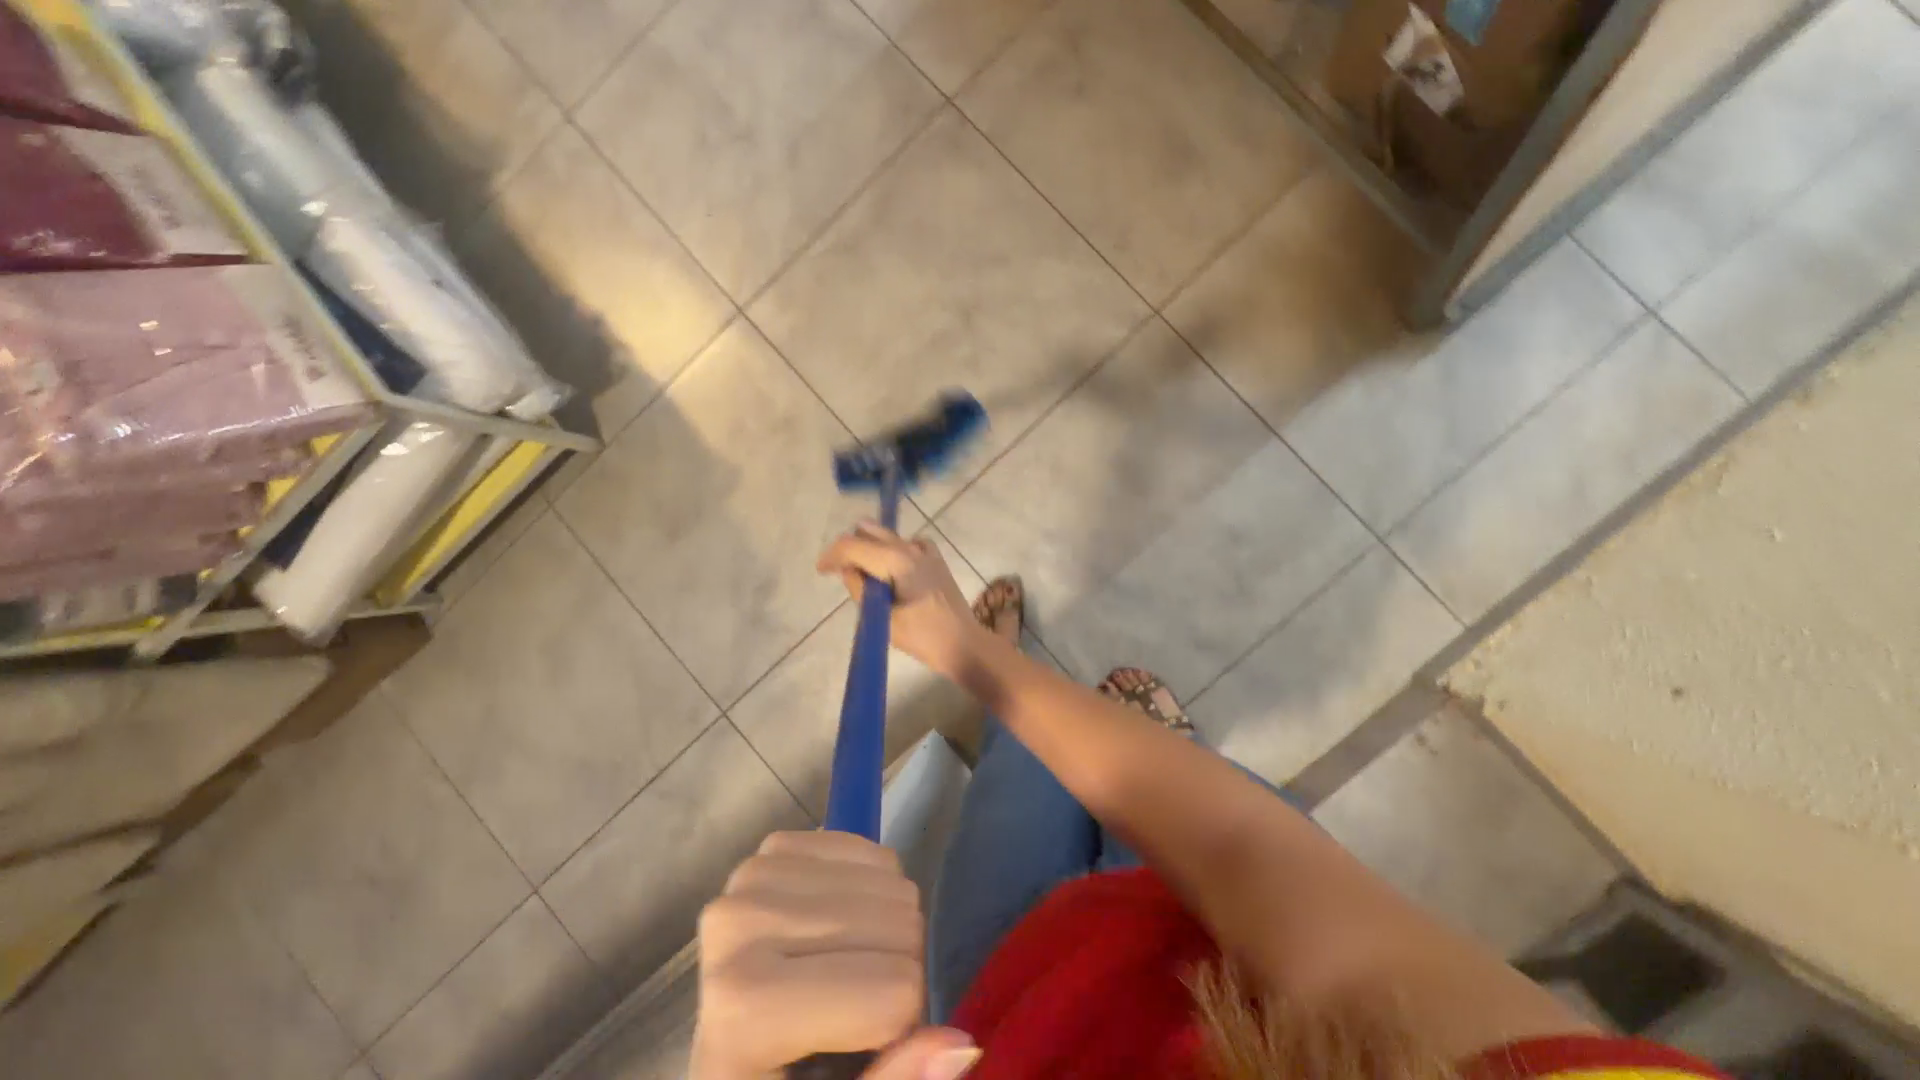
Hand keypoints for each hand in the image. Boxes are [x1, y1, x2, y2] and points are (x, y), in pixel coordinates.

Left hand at [692, 831, 978, 1079]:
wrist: (727, 1048)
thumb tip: (960, 1045)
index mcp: (746, 1011)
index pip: (894, 991)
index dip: (901, 1028)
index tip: (862, 1049)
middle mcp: (740, 926)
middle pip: (899, 929)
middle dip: (900, 973)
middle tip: (856, 1007)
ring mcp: (753, 877)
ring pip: (892, 886)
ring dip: (890, 929)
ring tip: (847, 968)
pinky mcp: (771, 848)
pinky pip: (871, 851)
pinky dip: (876, 887)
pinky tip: (843, 926)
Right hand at [816, 523, 978, 674]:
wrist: (964, 643)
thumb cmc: (923, 637)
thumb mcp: (883, 619)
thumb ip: (861, 589)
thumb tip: (848, 570)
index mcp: (896, 560)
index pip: (853, 545)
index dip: (832, 555)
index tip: (821, 570)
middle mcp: (911, 546)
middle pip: (867, 533)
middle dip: (849, 549)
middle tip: (838, 572)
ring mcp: (925, 549)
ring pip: (885, 536)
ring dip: (869, 549)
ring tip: (863, 577)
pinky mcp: (935, 557)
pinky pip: (904, 544)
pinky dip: (890, 552)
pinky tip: (890, 574)